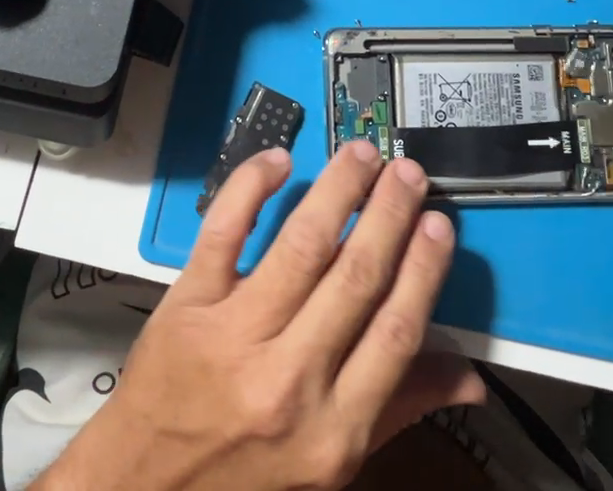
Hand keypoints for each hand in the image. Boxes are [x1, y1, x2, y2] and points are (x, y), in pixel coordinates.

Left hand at [36, 141, 484, 490]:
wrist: (142, 490)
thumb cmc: (246, 479)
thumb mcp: (329, 468)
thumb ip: (397, 410)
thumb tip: (470, 375)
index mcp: (335, 427)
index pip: (395, 333)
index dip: (422, 271)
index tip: (439, 225)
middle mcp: (290, 378)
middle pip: (354, 279)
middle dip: (388, 216)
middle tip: (409, 172)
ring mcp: (234, 334)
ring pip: (300, 247)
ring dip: (337, 192)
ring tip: (362, 155)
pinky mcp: (187, 304)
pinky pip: (223, 233)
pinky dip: (250, 188)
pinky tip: (278, 160)